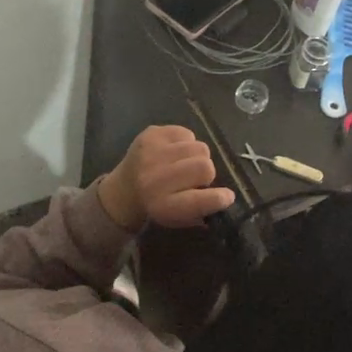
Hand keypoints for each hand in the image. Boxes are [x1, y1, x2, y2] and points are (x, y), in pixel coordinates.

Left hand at [98, 125, 236, 229]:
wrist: (124, 189)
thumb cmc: (159, 206)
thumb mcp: (180, 219)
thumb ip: (203, 210)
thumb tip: (227, 196)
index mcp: (165, 206)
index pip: (202, 200)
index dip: (219, 198)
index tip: (227, 196)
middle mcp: (156, 179)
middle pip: (205, 168)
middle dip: (207, 173)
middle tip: (198, 178)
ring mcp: (152, 153)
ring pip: (200, 148)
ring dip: (198, 156)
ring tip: (186, 163)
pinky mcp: (151, 134)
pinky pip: (187, 133)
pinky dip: (187, 142)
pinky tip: (176, 151)